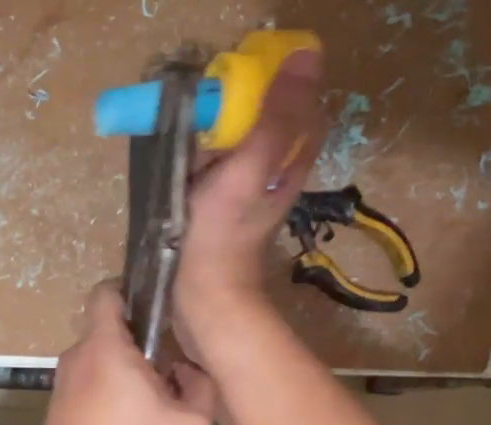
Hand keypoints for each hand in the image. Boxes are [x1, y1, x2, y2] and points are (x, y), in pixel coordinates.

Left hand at [21, 283, 217, 424]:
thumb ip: (200, 384)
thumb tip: (185, 370)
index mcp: (104, 345)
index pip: (108, 291)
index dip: (134, 291)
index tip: (161, 310)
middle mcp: (76, 358)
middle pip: (111, 332)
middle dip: (142, 344)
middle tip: (173, 370)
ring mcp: (62, 386)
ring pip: (102, 365)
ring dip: (128, 376)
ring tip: (156, 407)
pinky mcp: (57, 412)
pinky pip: (91, 389)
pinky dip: (111, 398)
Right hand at [173, 48, 324, 361]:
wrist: (202, 303)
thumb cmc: (220, 240)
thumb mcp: (249, 171)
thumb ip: (276, 116)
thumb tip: (308, 56)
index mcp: (290, 158)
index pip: (297, 101)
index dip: (272, 85)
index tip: (234, 92)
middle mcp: (276, 173)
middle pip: (264, 122)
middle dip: (234, 117)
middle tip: (202, 131)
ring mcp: (249, 196)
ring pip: (237, 149)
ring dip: (213, 145)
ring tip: (188, 160)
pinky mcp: (224, 215)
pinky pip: (216, 175)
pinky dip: (200, 170)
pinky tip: (182, 181)